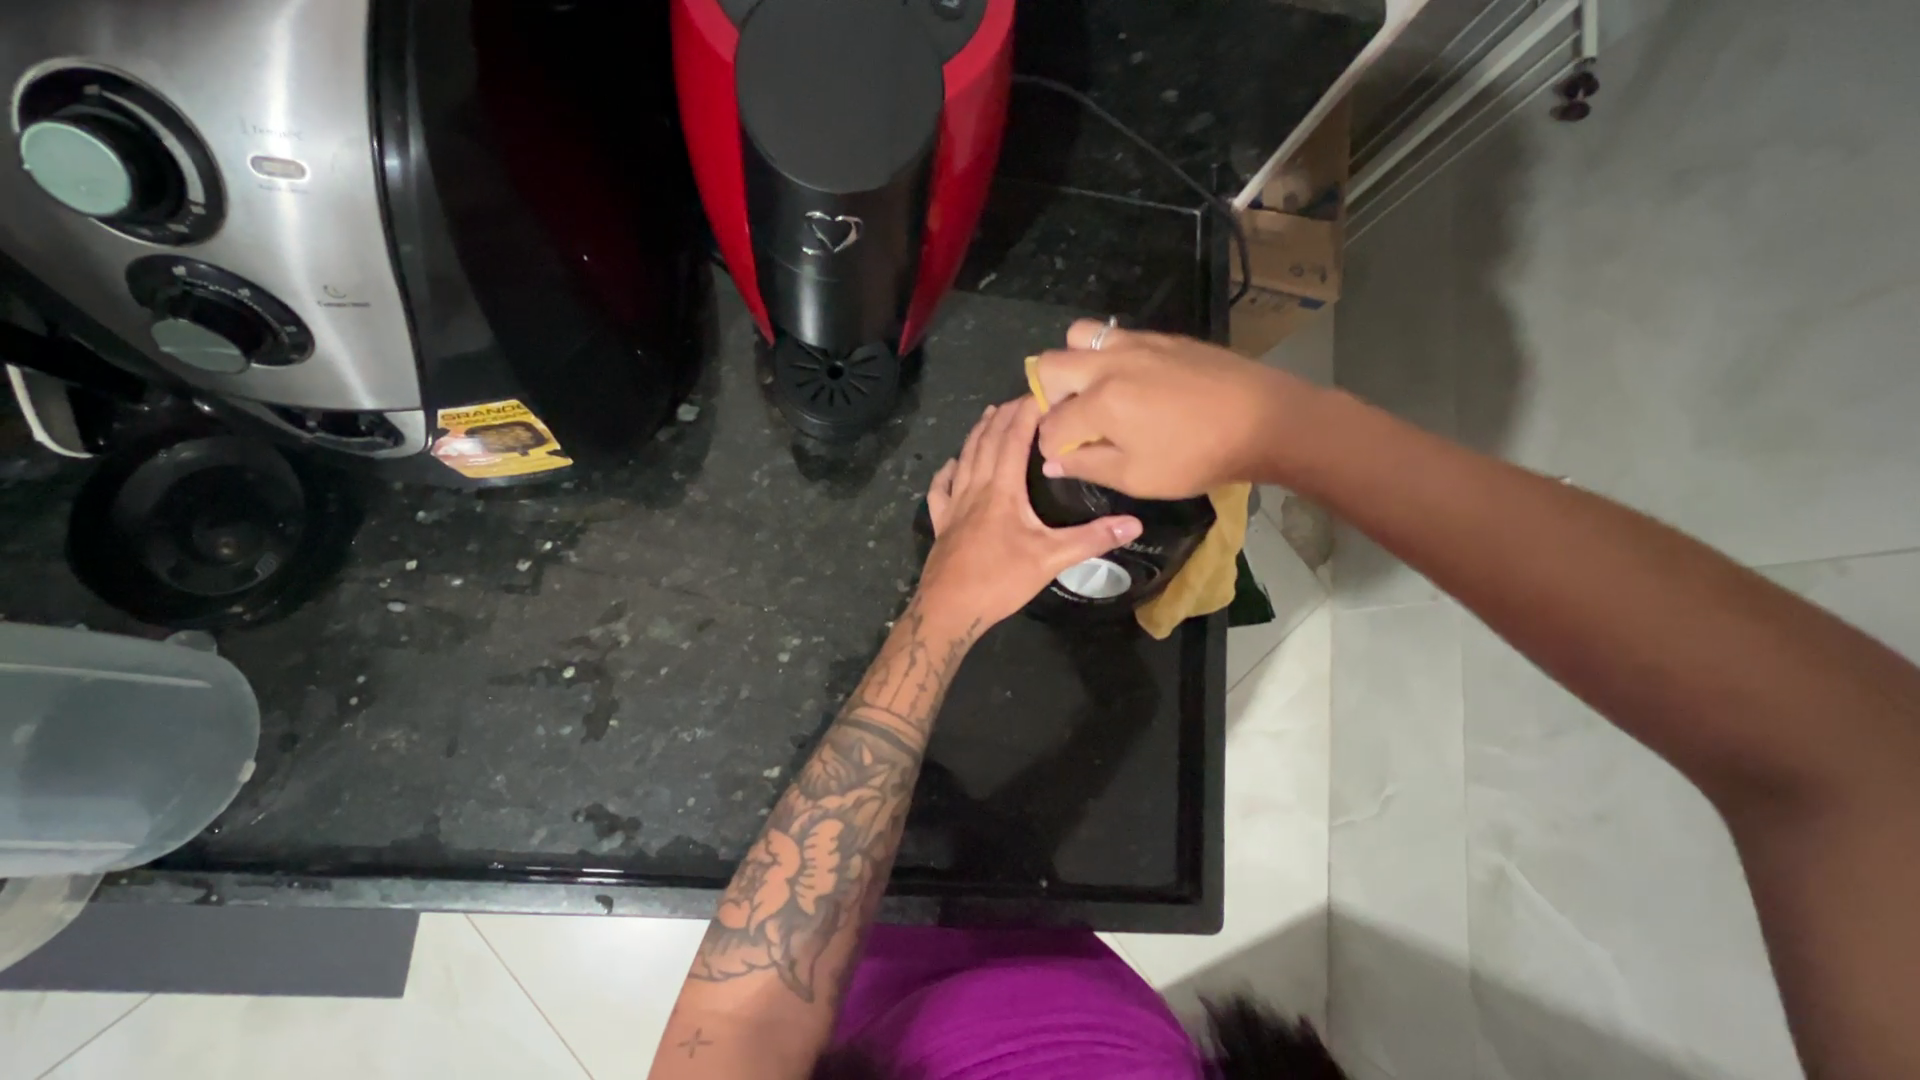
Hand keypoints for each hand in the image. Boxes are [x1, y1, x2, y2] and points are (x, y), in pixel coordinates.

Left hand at [919, 396, 1142, 627]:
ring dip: (977, 434)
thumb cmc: (1000, 581)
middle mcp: (974, 488)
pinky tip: (951, 466)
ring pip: (964, 458)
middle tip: (1019, 398)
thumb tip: (1135, 524)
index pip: (1013, 439)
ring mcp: (953, 506)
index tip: (1041, 392)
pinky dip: (947, 471)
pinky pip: (941, 489)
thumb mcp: (1051, 559)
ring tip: (989, 415)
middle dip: (1004, 416)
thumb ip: (1092, 539)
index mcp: (1002, 490)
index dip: (1026, 413)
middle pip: (987, 441)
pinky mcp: (941, 524)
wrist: (950, 609)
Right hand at [1030, 319, 1315, 498]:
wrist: (1263, 419)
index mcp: (1100, 402)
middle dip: (1048, 397)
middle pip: (1050, 366)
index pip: (1052, 422)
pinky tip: (1129, 382)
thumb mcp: (1138, 477)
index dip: (1050, 445)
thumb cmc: (1198, 457)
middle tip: (1071, 421)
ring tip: (1093, 392)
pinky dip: (1105, 356)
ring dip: (1073, 365)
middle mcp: (1109, 365)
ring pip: (1078, 337)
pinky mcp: (1161, 337)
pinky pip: (1114, 335)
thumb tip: (1052, 462)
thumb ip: (1088, 465)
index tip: (1063, 458)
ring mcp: (1136, 344)